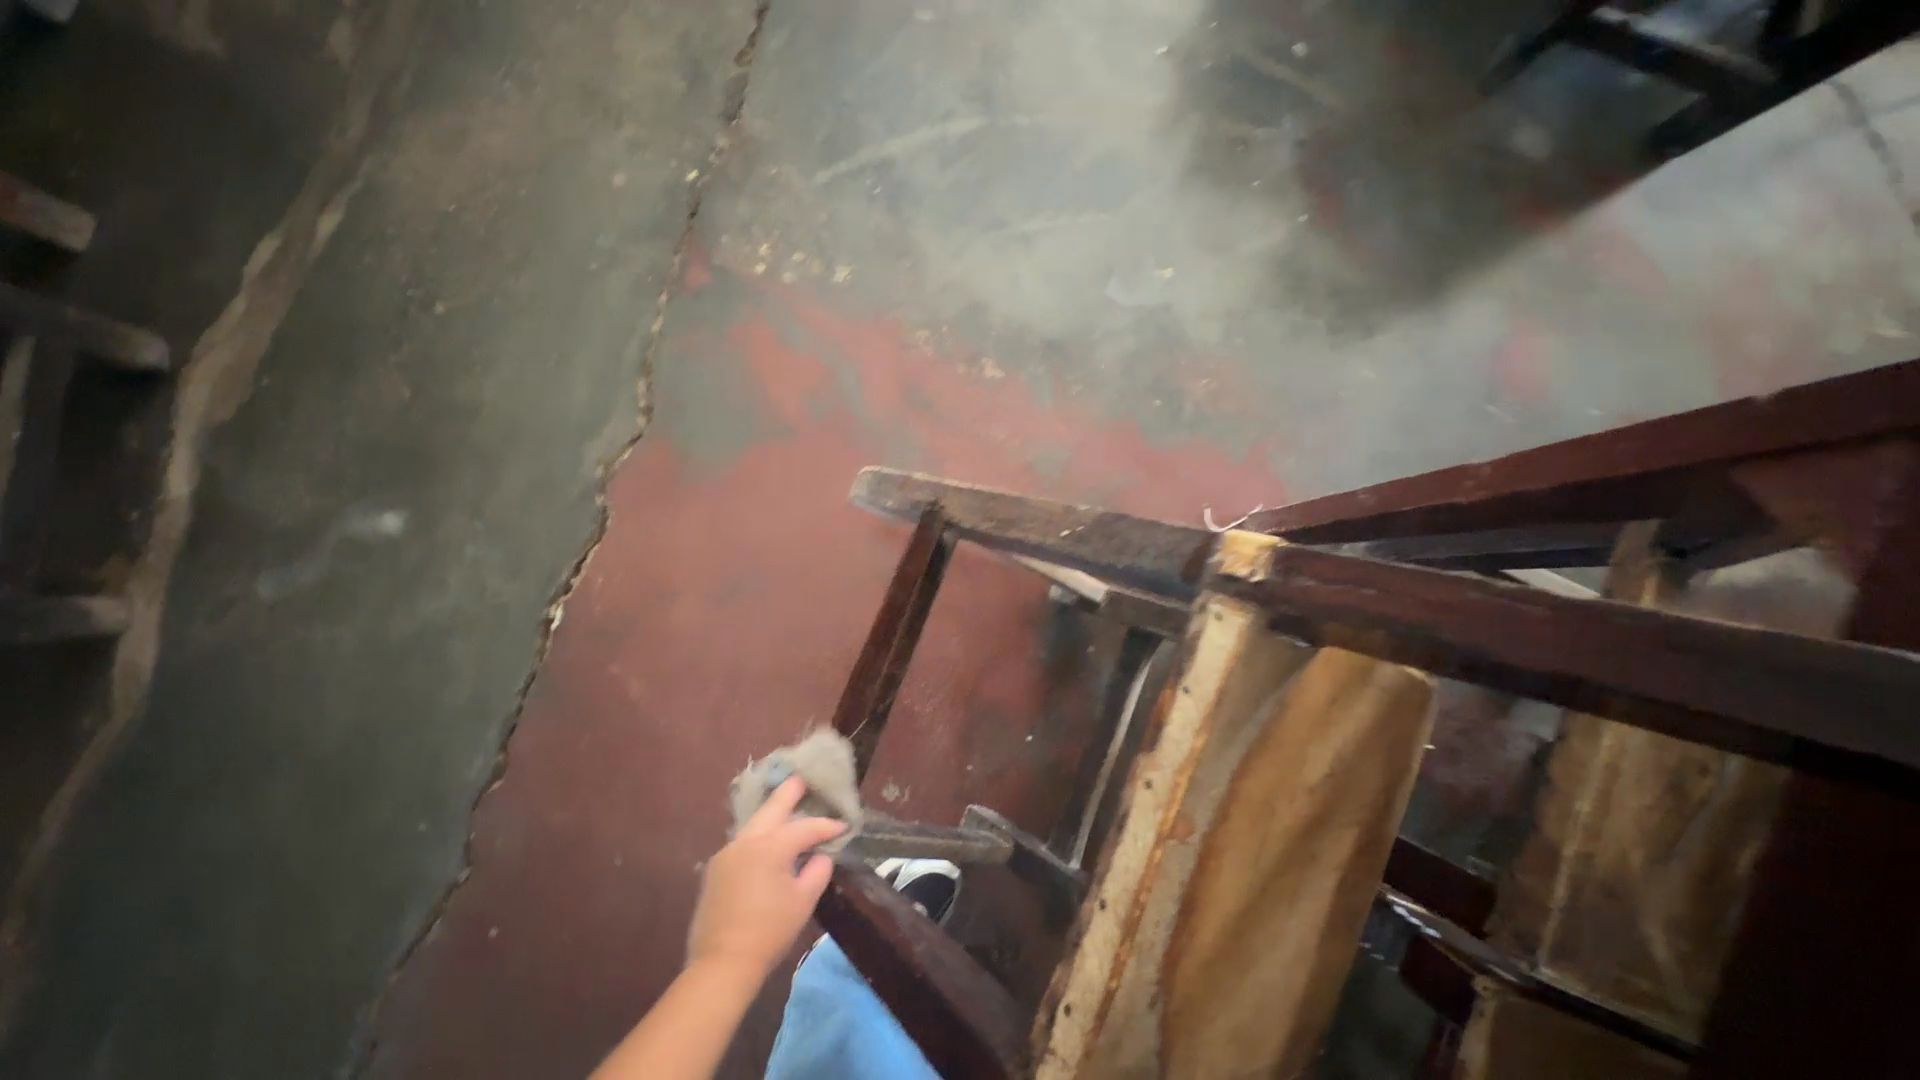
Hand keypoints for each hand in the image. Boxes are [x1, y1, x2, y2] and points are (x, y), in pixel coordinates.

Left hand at [687, 776, 846, 981]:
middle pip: (771, 810)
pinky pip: (742, 843)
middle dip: (788, 794)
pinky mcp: (716, 871)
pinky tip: (766, 841)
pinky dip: (758, 836)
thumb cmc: (770, 931)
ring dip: (771, 814)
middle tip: (801, 778)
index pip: (805, 828)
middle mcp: (745, 842)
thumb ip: (817, 871)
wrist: (722, 962)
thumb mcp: (803, 901)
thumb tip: (820, 855)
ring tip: (785, 805)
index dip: (826, 826)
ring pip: (753, 825)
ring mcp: (726, 855)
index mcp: (769, 847)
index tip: (843, 826)